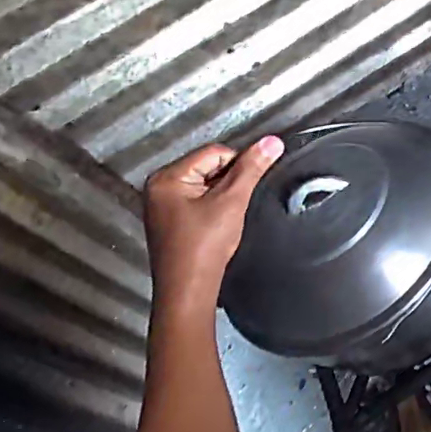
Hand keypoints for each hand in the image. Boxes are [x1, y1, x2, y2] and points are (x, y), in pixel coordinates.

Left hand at [143, 137, 283, 296]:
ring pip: (206, 185)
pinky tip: (216, 226)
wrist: (189, 288)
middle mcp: (159, 187)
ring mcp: (163, 205)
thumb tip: (271, 143)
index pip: (214, 152)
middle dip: (228, 183)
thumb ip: (251, 168)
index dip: (237, 167)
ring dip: (221, 197)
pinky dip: (213, 209)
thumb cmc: (203, 247)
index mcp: (167, 177)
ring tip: (223, 219)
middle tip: (231, 207)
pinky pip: (198, 201)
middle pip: (208, 167)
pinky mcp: (171, 221)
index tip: (241, 191)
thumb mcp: (232, 201)